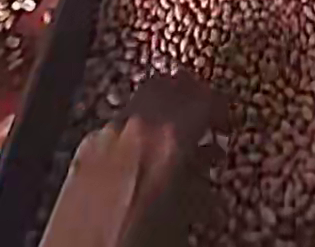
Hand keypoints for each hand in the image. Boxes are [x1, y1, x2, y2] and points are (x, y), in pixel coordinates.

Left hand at [40, 74, 217, 246]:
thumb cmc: (134, 244)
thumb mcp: (181, 216)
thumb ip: (198, 178)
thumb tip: (208, 158)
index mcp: (168, 140)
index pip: (205, 99)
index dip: (221, 108)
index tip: (226, 123)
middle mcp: (138, 124)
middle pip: (174, 84)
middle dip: (193, 97)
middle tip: (205, 118)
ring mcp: (109, 130)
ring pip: (145, 97)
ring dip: (165, 106)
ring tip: (175, 134)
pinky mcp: (87, 144)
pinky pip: (120, 120)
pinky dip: (137, 126)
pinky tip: (140, 154)